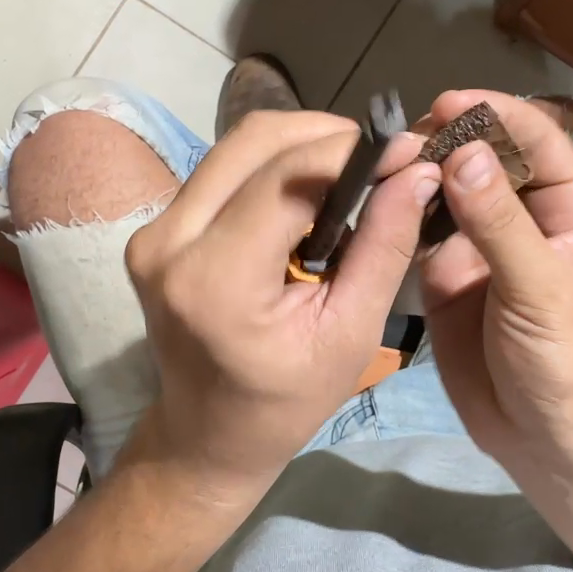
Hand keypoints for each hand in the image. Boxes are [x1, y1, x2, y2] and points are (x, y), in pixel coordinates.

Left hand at [122, 110, 439, 499]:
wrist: (205, 436)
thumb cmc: (285, 402)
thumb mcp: (350, 334)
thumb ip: (384, 246)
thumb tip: (419, 172)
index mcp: (216, 279)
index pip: (289, 177)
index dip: (352, 150)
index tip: (406, 148)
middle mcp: (169, 240)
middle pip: (255, 139)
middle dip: (328, 135)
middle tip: (381, 156)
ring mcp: (153, 230)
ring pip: (238, 144)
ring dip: (302, 145)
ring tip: (352, 173)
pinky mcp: (156, 226)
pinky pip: (224, 168)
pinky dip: (276, 164)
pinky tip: (312, 193)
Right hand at [416, 91, 572, 468]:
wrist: (540, 440)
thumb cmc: (566, 363)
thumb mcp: (541, 291)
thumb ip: (500, 224)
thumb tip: (464, 153)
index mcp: (568, 211)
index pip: (537, 143)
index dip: (498, 116)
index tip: (450, 104)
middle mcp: (522, 217)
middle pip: (485, 158)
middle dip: (449, 140)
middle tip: (404, 139)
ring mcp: (479, 244)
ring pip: (447, 189)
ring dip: (420, 171)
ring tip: (383, 163)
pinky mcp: (443, 272)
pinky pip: (419, 229)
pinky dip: (400, 211)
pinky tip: (375, 197)